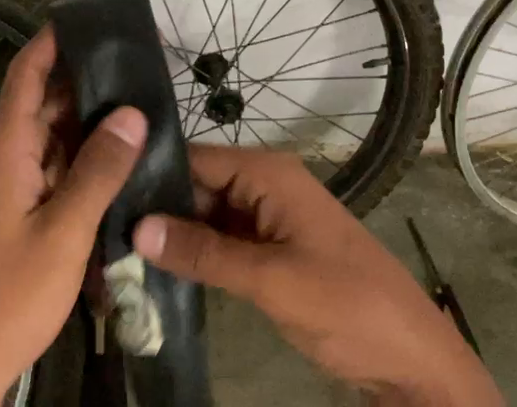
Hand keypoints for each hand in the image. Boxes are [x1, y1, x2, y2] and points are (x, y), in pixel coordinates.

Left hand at [0, 29, 147, 406]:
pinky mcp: (25, 209)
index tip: (89, 17)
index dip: (51, 42)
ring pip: (53, 134)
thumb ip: (98, 171)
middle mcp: (8, 157)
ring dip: (88, 117)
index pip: (26, 76)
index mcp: (8, 149)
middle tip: (137, 60)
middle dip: (84, 77)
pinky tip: (122, 155)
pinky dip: (86, 154)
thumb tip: (131, 111)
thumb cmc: (12, 292)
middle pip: (44, 100)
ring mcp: (16, 185)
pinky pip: (57, 165)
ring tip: (140, 98)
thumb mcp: (64, 232)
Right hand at [133, 146, 501, 406]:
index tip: (103, 191)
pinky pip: (223, 242)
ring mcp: (269, 219)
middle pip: (198, 185)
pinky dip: (196, 255)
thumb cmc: (347, 305)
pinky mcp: (272, 250)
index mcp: (269, 174)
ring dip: (173, 234)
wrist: (413, 358)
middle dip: (157, 208)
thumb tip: (136, 227)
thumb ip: (204, 253)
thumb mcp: (271, 280)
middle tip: (103, 229)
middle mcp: (266, 185)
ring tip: (117, 248)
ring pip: (207, 215)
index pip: (196, 159)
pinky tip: (157, 269)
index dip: (151, 173)